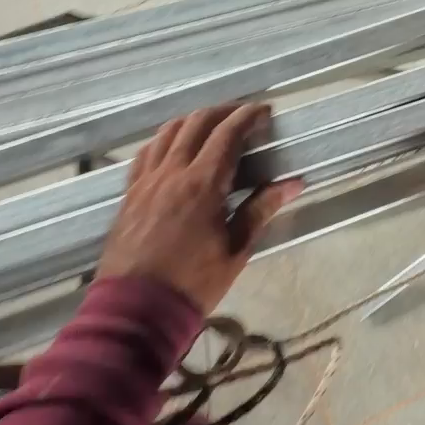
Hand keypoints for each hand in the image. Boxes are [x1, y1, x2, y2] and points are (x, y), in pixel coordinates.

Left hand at [95, 104, 303, 313]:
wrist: (133, 313)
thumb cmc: (192, 282)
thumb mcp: (236, 249)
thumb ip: (262, 208)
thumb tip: (295, 182)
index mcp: (203, 183)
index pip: (228, 132)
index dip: (248, 115)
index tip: (265, 112)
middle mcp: (172, 173)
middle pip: (197, 122)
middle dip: (224, 111)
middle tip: (243, 115)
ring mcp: (146, 182)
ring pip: (168, 132)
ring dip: (193, 121)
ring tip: (211, 126)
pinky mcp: (129, 194)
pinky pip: (146, 153)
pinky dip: (165, 139)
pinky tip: (174, 147)